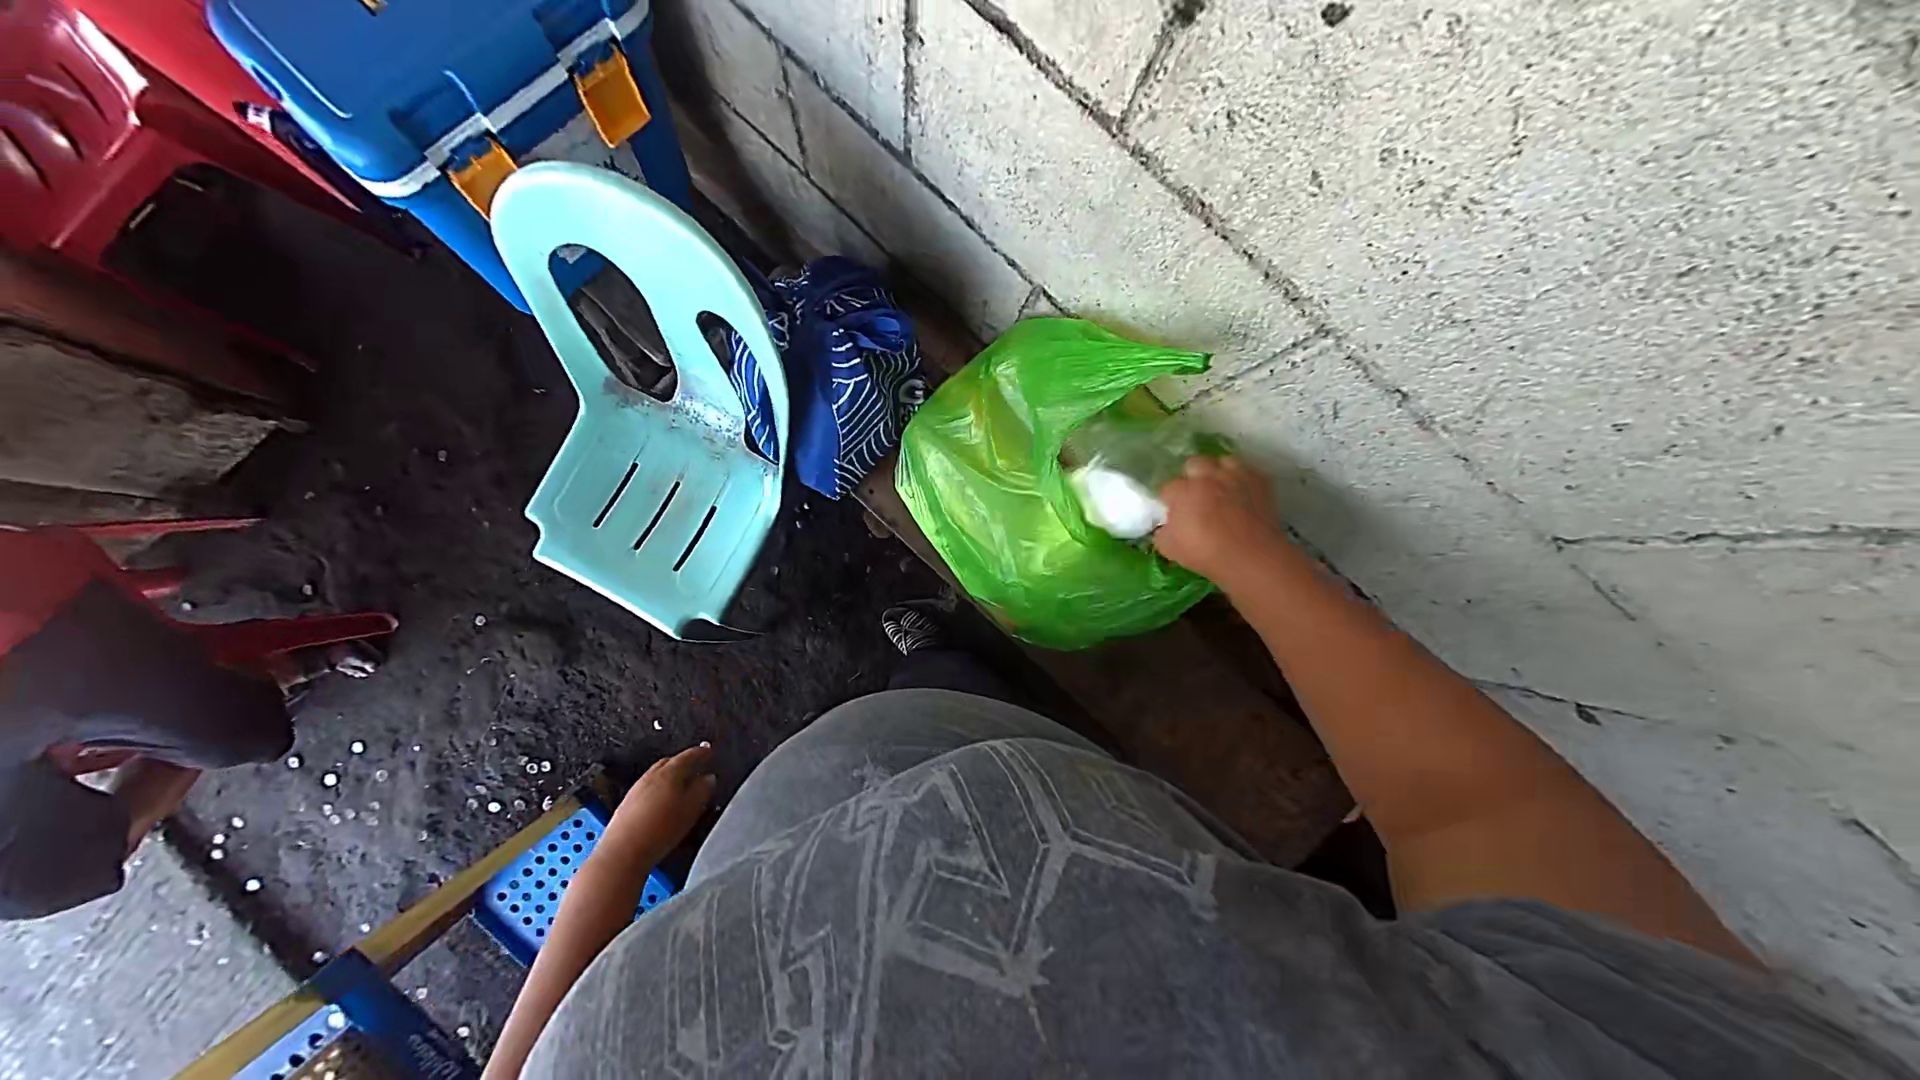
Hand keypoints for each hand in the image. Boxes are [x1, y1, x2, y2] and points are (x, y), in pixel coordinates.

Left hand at [604, 743, 716, 863]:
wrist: (623, 853)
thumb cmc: (661, 829)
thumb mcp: (692, 808)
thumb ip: (703, 789)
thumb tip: (708, 778)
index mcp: (670, 772)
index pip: (689, 755)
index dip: (701, 752)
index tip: (708, 751)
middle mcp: (651, 776)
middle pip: (670, 762)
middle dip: (684, 762)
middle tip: (696, 768)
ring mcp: (636, 789)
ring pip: (657, 775)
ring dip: (670, 776)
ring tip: (681, 787)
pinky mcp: (626, 804)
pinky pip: (646, 789)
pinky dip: (658, 789)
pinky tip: (662, 803)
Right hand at [1154, 455, 1293, 586]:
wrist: (1251, 557)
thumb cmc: (1206, 553)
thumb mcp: (1168, 548)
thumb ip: (1162, 531)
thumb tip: (1166, 525)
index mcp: (1183, 491)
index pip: (1168, 487)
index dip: (1169, 500)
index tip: (1173, 512)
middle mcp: (1208, 476)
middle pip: (1194, 464)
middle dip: (1192, 477)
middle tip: (1195, 496)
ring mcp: (1235, 476)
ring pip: (1223, 461)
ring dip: (1218, 472)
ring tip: (1221, 489)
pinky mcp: (1259, 481)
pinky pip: (1247, 471)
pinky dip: (1242, 480)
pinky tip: (1241, 493)